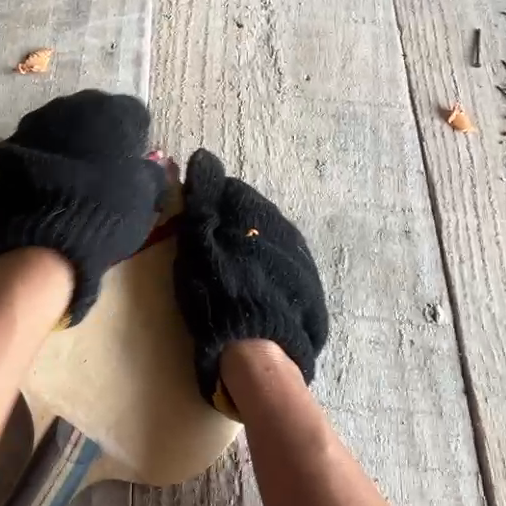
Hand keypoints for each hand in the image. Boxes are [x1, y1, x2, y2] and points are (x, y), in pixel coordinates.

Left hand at [0, 90, 167, 324]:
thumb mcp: (145, 196)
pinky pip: (26, 149)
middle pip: (88, 116)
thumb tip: (153, 164)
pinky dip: (31, 161)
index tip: (129, 164)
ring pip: (54, 128)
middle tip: (95, 172)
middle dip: (92, 138)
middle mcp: (74, 105)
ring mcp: (35, 122)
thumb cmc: (110, 212)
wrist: (50, 236)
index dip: (132, 140)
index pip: (132, 115)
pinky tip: (34, 187)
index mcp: (114, 111)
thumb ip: (150, 173)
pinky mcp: (8, 144)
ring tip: (62, 181)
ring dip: (59, 146)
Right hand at [175, 149, 328, 413]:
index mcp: (256, 210)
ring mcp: (301, 259)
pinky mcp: (310, 289)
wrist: (258, 348)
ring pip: (271, 245)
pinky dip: (269, 276)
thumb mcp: (197, 241)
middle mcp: (284, 227)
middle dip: (234, 228)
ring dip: (254, 252)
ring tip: (234, 276)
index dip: (209, 207)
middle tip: (211, 251)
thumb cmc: (218, 291)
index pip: (229, 192)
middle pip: (253, 218)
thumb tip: (204, 157)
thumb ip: (202, 199)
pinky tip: (256, 294)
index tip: (195, 225)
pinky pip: (284, 272)